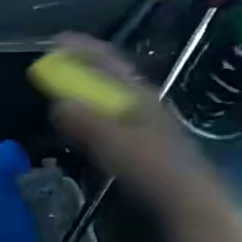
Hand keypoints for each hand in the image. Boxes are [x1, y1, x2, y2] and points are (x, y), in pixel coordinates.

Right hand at [46, 33, 219, 200]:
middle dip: (81, 68)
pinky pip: (109, 119)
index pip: (107, 61)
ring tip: (62, 92)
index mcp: (137, 94)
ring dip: (85, 91)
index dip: (82, 49)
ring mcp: (144, 123)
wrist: (187, 200)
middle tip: (54, 66)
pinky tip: (80, 126)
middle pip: (109, 77)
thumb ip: (84, 122)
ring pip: (109, 98)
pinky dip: (90, 114)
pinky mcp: (141, 144)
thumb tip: (57, 104)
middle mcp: (142, 102)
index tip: (56, 41)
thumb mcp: (112, 142)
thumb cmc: (151, 166)